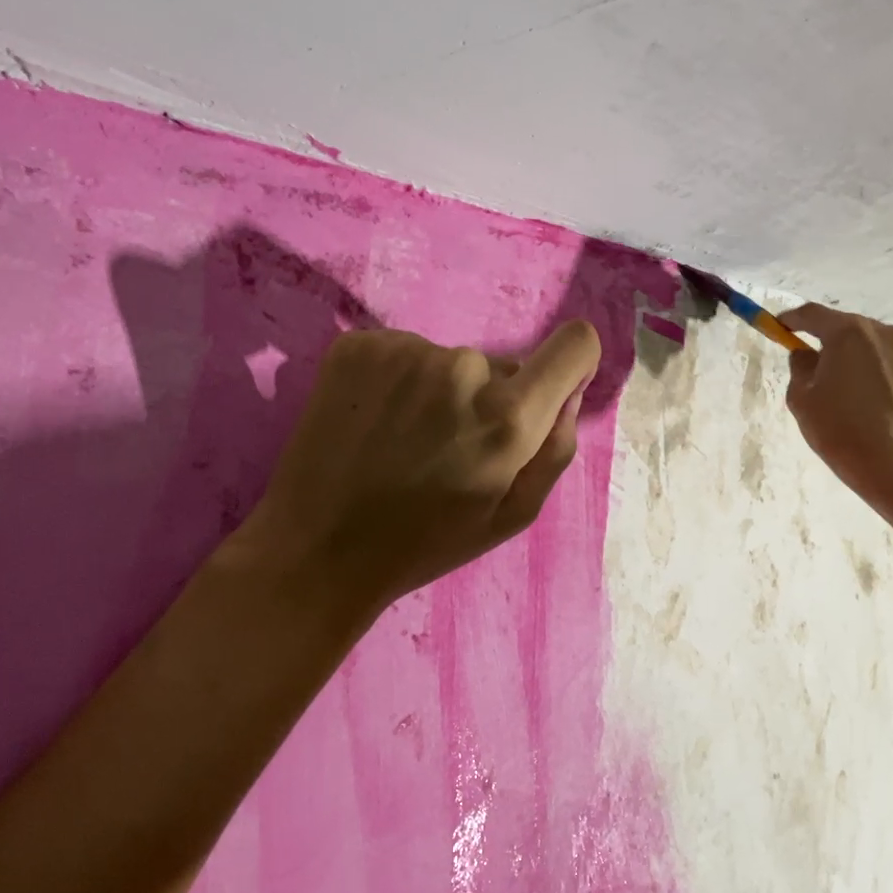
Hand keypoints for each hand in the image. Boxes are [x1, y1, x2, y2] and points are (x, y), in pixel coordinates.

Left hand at [232, 320, 600, 613]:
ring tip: (399, 445)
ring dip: (436, 395)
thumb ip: (555, 450)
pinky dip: (395, 384)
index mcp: (507, 418)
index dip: (571, 365)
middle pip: (500, 368)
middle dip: (486, 403)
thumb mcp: (512, 517)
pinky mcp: (357, 345)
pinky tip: (371, 426)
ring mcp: (405, 350)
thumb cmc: (424, 543)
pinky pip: (402, 355)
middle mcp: (462, 367)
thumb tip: (567, 395)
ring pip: (447, 363)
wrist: (318, 547)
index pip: (574, 345)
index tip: (549, 392)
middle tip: (444, 453)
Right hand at [780, 304, 892, 500]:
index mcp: (850, 334)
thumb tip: (806, 355)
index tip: (781, 327)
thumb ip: (800, 367)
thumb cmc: (839, 429)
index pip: (814, 315)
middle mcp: (886, 335)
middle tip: (818, 371)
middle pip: (851, 331)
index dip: (793, 319)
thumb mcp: (801, 399)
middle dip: (833, 345)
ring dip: (862, 366)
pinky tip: (878, 413)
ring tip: (853, 400)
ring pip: (878, 354)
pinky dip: (885, 386)